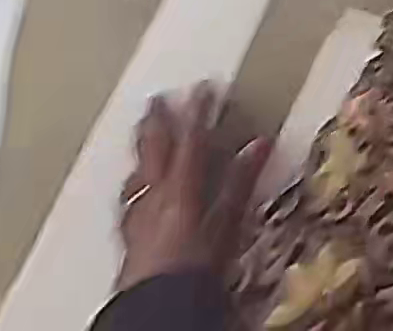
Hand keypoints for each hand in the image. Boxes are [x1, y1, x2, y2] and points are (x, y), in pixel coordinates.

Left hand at [116, 84, 269, 292]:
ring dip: (142, 150)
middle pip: (154, 151)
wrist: (155, 306)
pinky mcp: (131, 235)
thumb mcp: (228, 218)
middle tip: (157, 99)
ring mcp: (139, 215)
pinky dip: (136, 181)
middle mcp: (156, 195)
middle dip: (156, 124)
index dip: (198, 112)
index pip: (191, 139)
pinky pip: (131, 196)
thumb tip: (262, 140)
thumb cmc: (197, 261)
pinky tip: (136, 184)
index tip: (203, 87)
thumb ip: (242, 178)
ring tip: (141, 134)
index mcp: (181, 186)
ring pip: (138, 172)